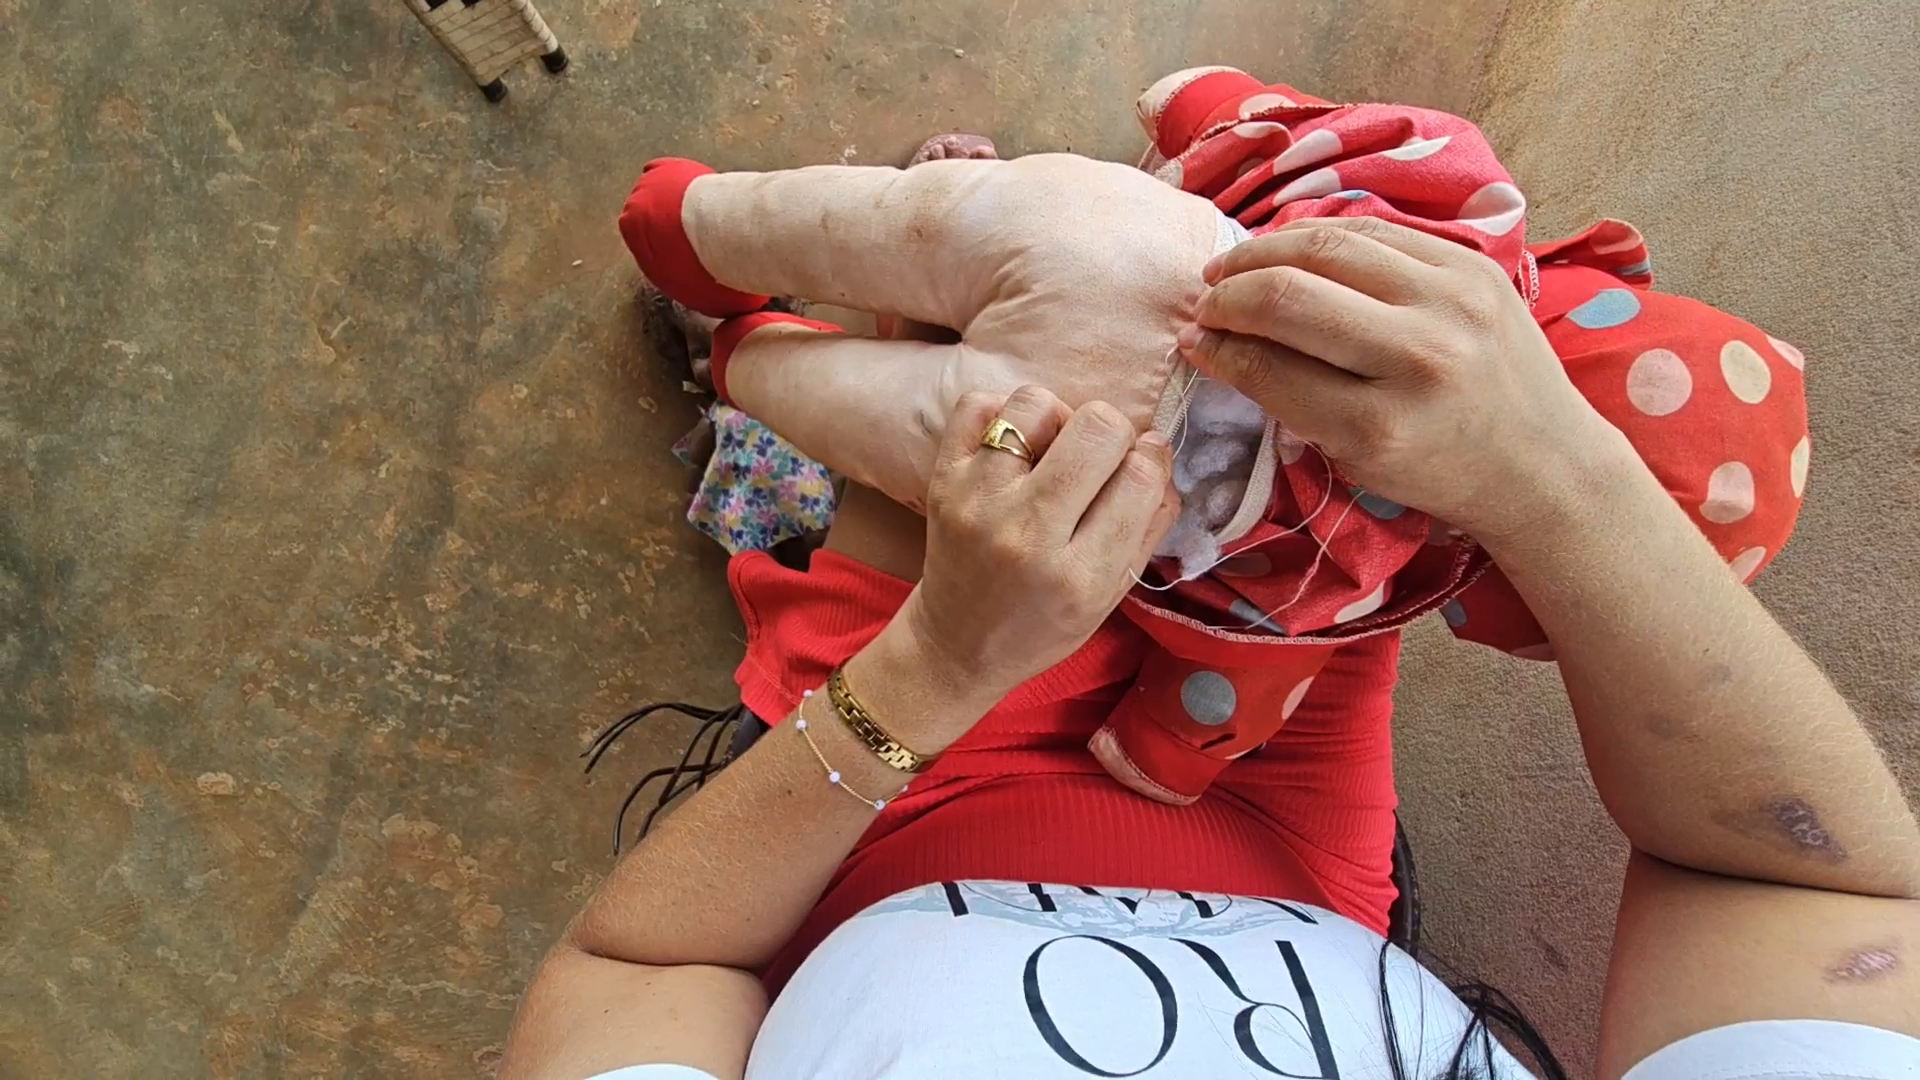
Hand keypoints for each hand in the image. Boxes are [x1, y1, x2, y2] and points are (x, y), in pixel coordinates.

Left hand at [891, 385, 1178, 711]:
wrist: (958, 643)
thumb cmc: (1043, 625)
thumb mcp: (1110, 596)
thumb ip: (1148, 527)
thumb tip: (1160, 454)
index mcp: (1080, 575)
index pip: (1140, 477)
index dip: (1151, 458)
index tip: (1142, 462)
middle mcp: (1027, 534)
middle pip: (1098, 427)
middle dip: (1112, 433)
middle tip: (1098, 459)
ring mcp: (978, 502)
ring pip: (1036, 404)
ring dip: (1056, 419)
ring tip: (1051, 453)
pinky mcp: (943, 482)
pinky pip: (977, 405)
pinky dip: (1001, 414)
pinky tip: (1013, 447)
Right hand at [1179, 216, 1629, 544]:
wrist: (1542, 459)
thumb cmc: (1432, 471)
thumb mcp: (1350, 456)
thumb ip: (1284, 397)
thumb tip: (1214, 344)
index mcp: (1378, 423)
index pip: (1268, 369)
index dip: (1217, 349)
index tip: (1191, 341)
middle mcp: (1417, 354)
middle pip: (1290, 296)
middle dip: (1228, 294)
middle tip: (1203, 302)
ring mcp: (1453, 297)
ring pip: (1328, 246)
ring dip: (1261, 252)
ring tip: (1230, 268)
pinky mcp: (1473, 262)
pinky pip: (1373, 231)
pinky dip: (1316, 236)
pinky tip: (1286, 250)